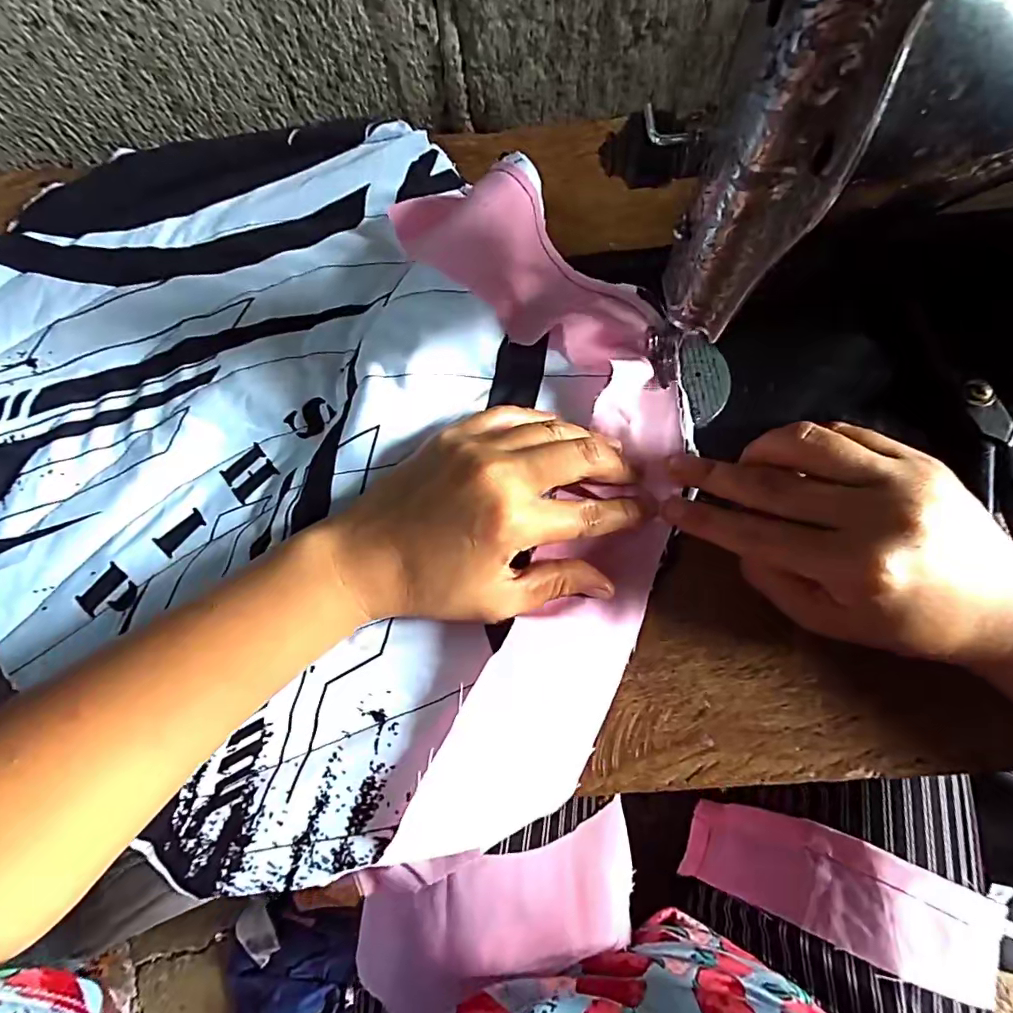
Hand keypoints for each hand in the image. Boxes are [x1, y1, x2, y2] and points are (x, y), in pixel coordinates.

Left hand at [322, 406, 647, 622]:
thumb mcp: (497, 598)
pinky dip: (543, 422)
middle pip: (581, 455)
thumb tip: (607, 582)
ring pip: (552, 428)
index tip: (648, 508)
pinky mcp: (458, 432)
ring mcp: (478, 444)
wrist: (365, 555)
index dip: (626, 511)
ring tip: (606, 454)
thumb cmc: (431, 585)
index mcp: (514, 520)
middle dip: (618, 466)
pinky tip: (557, 433)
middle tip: (635, 477)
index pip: (590, 512)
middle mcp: (503, 472)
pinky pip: (514, 414)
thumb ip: (557, 584)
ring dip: (586, 440)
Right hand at [660, 421, 1012, 669]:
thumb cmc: (913, 624)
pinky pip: (846, 433)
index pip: (758, 536)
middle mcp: (879, 516)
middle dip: (715, 475)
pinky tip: (789, 455)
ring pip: (807, 444)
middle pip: (774, 485)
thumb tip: (737, 541)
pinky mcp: (919, 458)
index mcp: (857, 568)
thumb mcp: (835, 624)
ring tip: (740, 462)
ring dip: (759, 448)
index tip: (670, 506)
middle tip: (678, 465)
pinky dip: (805, 440)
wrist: (1006, 604)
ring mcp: (903, 479)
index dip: (706, 520)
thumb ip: (778, 583)